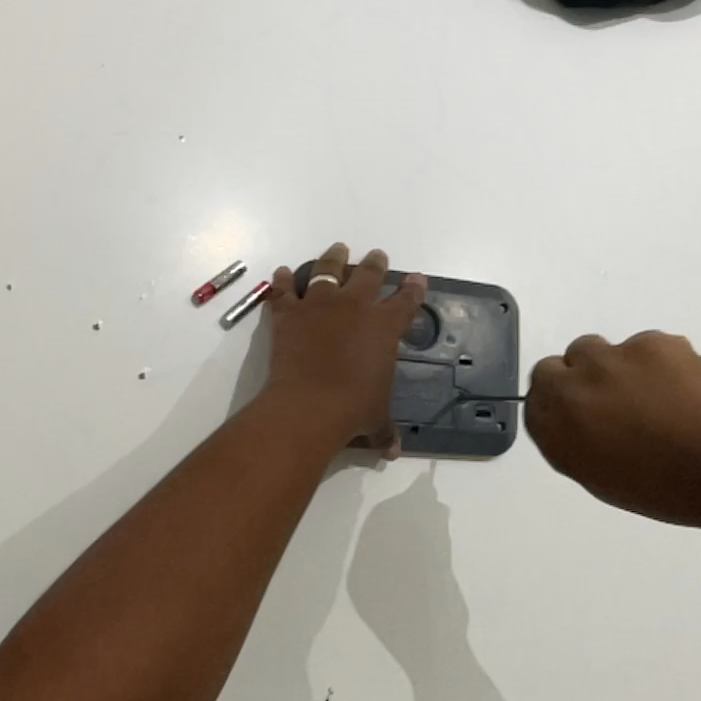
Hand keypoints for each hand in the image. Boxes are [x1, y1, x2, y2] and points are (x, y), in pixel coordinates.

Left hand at [262, 243, 427, 457]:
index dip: (413, 290)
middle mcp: (355, 306)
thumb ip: (384, 430)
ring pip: (327, 270)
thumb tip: (393, 451)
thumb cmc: (352, 411)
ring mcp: (319, 305)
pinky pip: (285, 289)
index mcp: (384, 327)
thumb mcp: (375, 421)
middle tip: (377, 256)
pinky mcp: (289, 313)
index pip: (405, 302)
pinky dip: (284, 280)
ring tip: (337, 250)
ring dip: (333, 258)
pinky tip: (283, 273)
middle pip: (368, 274)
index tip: (416, 279)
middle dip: (375, 263)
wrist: (308, 405)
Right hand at [524, 331, 700, 528]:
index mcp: (554, 426)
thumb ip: (572, 439)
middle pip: (560, 365)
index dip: (559, 403)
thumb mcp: (597, 475)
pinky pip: (643, 346)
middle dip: (581, 378)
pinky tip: (681, 389)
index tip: (583, 416)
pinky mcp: (653, 342)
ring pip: (601, 350)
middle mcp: (572, 387)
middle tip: (615, 403)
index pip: (536, 396)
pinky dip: (656, 363)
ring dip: (617, 368)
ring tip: (653, 396)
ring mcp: (612, 360)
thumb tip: (576, 418)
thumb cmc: (661, 488)